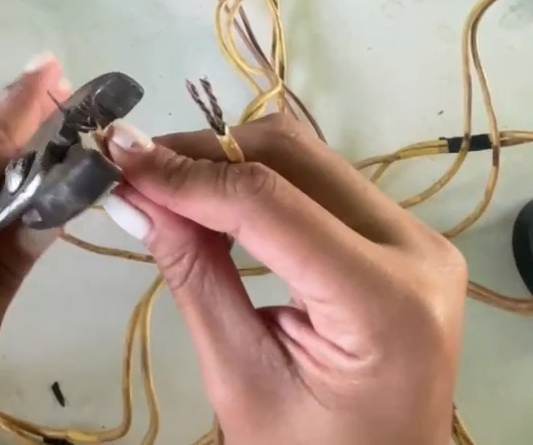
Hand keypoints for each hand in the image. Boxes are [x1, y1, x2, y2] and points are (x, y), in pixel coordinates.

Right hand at [103, 113, 466, 444]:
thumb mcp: (240, 380)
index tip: (118, 158)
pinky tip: (207, 193)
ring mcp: (412, 233)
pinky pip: (312, 174)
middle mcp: (414, 249)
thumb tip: (130, 193)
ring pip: (300, 152)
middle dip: (202, 151)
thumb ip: (191, 274)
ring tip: (162, 179)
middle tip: (134, 165)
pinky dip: (250, 172)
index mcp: (387, 304)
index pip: (267, 203)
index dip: (185, 174)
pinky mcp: (396, 230)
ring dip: (223, 155)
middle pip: (290, 155)